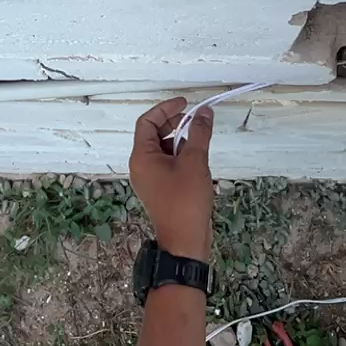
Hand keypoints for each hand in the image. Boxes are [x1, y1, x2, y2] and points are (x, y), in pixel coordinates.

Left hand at [129, 97, 214, 259]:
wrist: (185, 242)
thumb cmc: (185, 200)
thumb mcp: (194, 161)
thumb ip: (199, 133)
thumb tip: (204, 112)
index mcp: (142, 157)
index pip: (147, 122)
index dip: (166, 109)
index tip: (185, 103)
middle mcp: (141, 166)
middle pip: (154, 134)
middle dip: (175, 123)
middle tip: (196, 120)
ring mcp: (150, 178)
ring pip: (163, 148)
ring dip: (180, 139)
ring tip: (200, 138)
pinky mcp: (161, 188)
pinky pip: (168, 162)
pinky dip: (181, 154)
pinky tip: (198, 157)